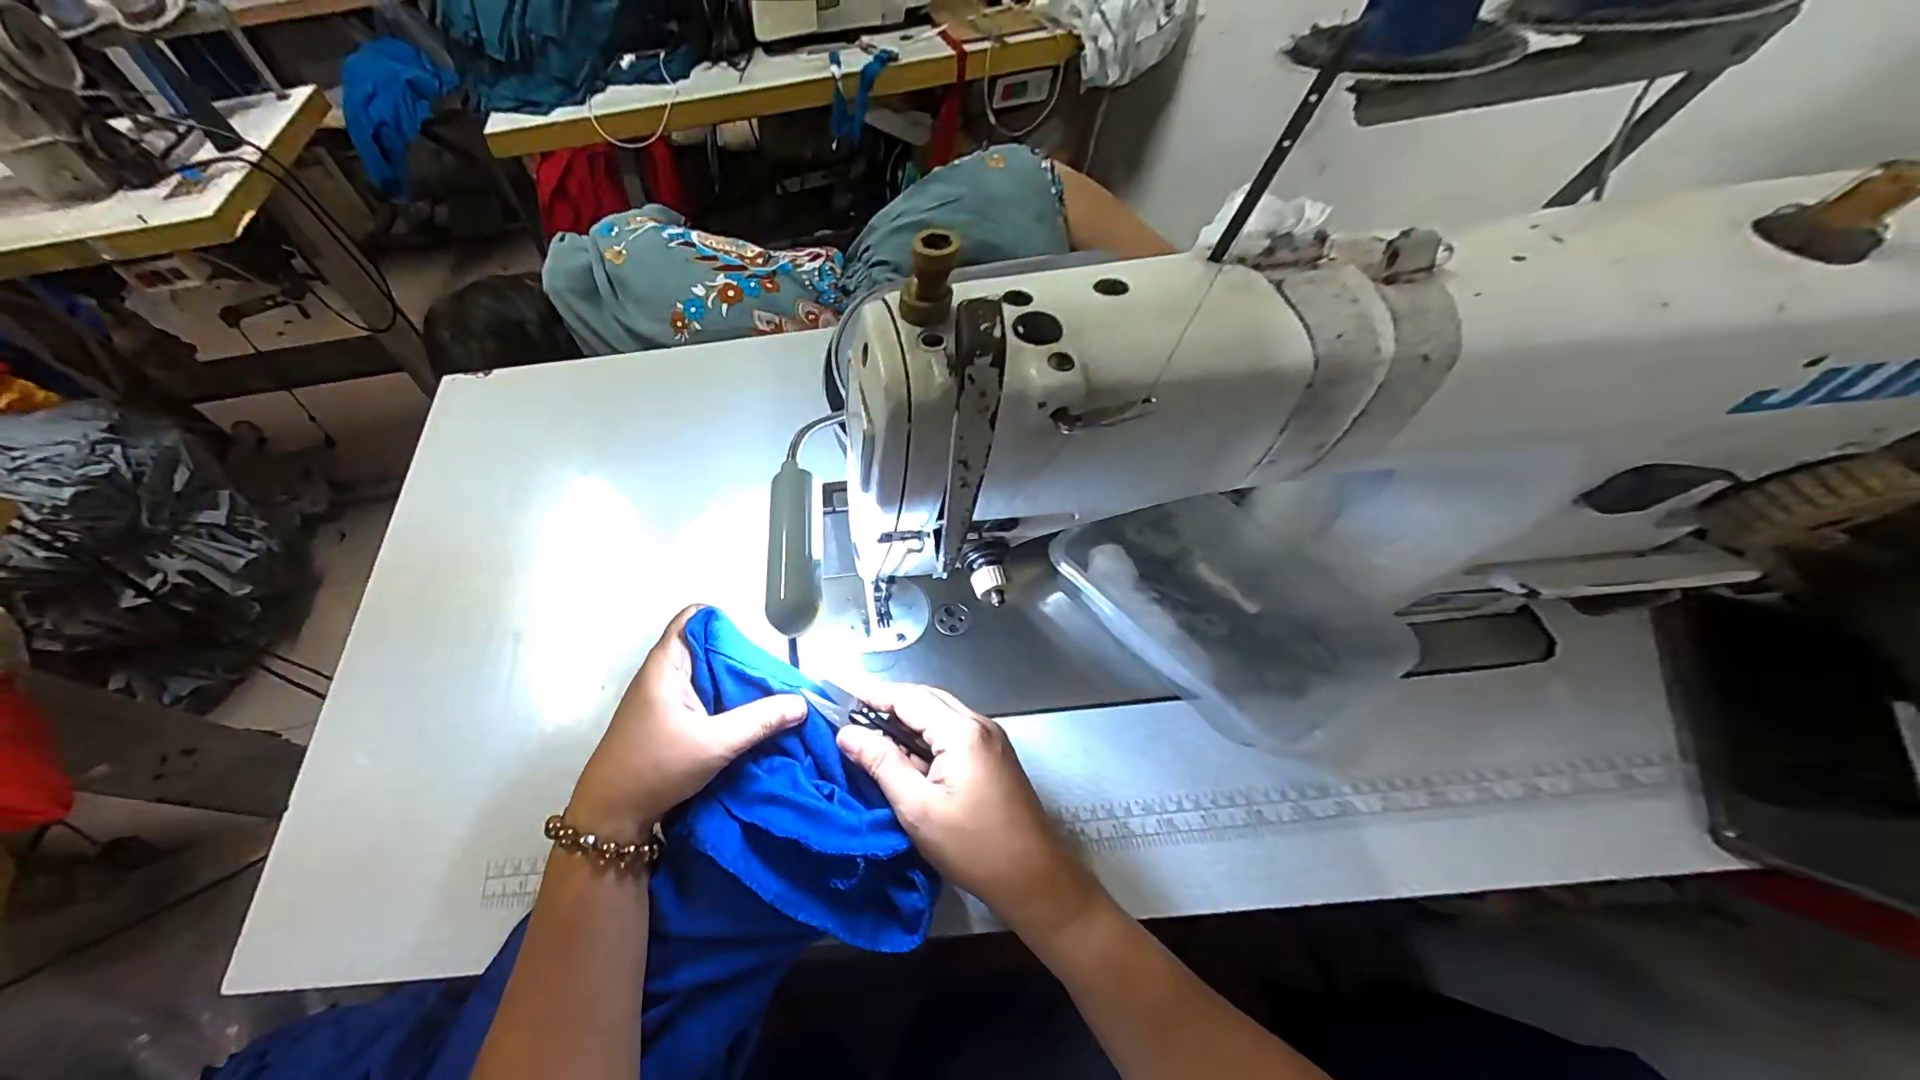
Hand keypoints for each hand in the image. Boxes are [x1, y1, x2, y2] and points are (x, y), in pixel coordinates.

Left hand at [569, 606, 805, 837]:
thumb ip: (761, 720)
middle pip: (706, 646)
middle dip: (739, 655)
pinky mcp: (669, 720)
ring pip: (707, 674)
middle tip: (772, 671)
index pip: (693, 618)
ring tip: (769, 692)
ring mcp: (664, 698)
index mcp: (666, 665)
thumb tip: (802, 703)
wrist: (610, 817)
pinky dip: (725, 701)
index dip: (723, 621)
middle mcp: (663, 674)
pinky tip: (750, 715)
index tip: (755, 641)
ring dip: (734, 681)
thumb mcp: (715, 743)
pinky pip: (704, 697)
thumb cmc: (654, 768)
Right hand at [836, 684, 1108, 939]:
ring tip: (872, 732)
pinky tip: (907, 753)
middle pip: (927, 699)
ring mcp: (991, 738)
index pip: (909, 698)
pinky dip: (926, 734)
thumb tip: (848, 734)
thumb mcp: (918, 808)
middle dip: (889, 703)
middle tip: (852, 713)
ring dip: (907, 719)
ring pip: (940, 713)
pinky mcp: (994, 754)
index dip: (873, 693)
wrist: (1033, 875)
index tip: (842, 689)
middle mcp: (979, 725)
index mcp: (962, 732)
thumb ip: (882, 765)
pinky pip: (953, 730)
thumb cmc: (973, 847)